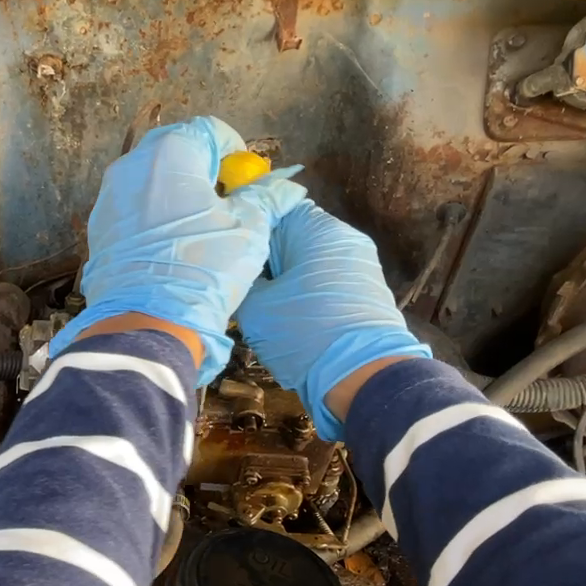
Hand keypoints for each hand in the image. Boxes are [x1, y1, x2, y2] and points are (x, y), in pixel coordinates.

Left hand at [50, 116, 309, 385]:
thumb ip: (267, 196)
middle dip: (202, 169)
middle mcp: (130, 167)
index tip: (245, 179)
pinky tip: (170, 245)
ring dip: (175, 193)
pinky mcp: (98, 230)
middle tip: (224, 200)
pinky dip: (152, 216)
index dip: (234, 151)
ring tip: (198, 226)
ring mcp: (108, 198)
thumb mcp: (249, 228)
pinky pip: (131, 209)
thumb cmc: (204, 268)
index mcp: (169, 153)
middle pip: (174, 151)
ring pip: (149, 181)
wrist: (147, 321)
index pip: (209, 131)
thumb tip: (287, 183)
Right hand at [234, 200, 431, 438]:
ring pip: (303, 261)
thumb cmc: (305, 333)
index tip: (224, 247)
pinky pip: (319, 281)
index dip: (246, 225)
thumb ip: (242, 281)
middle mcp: (343, 241)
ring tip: (251, 299)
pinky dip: (297, 292)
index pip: (275, 208)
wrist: (361, 378)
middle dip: (261, 255)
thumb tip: (236, 272)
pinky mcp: (360, 293)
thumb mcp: (256, 308)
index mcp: (319, 231)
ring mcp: (356, 267)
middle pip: (290, 236)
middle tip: (232, 278)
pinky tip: (278, 315)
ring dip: (278, 278)